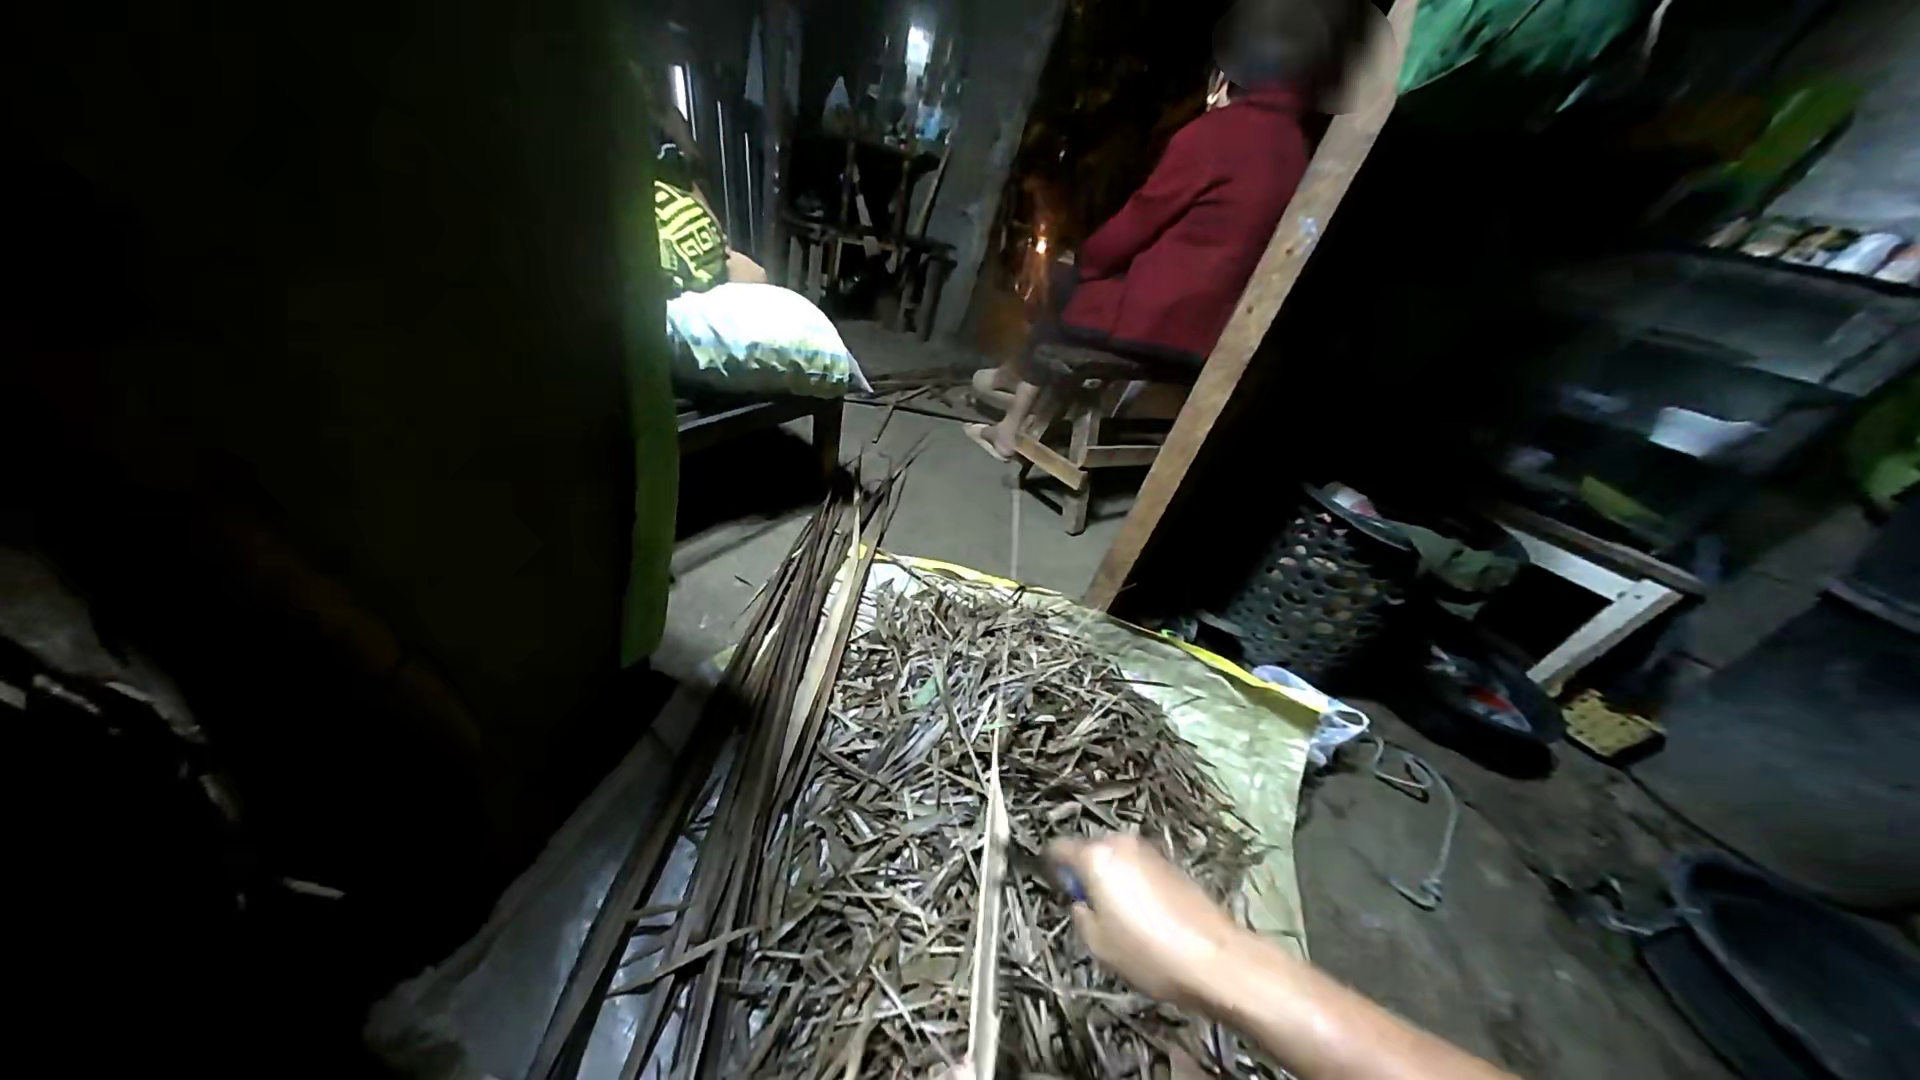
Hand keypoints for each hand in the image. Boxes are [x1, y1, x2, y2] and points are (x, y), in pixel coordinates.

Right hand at [1047, 833, 1247, 1003]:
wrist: (1214, 957)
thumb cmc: (1149, 952)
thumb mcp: (1099, 944)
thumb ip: (1080, 916)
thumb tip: (1083, 904)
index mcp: (1096, 857)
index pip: (1059, 847)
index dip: (1052, 865)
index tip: (1058, 885)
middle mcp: (1120, 843)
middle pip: (1090, 849)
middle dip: (1085, 871)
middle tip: (1091, 906)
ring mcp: (1147, 850)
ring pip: (1116, 857)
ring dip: (1111, 875)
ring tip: (1121, 913)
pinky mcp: (1170, 862)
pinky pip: (1138, 865)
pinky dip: (1134, 880)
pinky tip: (1145, 913)